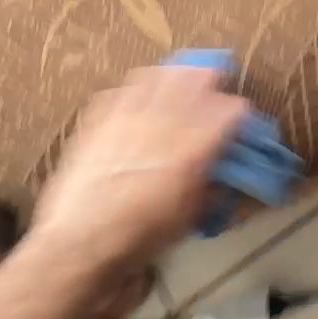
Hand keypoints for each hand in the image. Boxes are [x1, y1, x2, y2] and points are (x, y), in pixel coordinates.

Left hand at [27, 65, 245, 277]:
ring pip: (159, 75)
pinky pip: (120, 90)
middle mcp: (165, 121)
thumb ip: (211, 186)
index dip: (239, 111)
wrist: (79, 243)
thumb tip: (222, 175)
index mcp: (194, 145)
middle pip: (196, 77)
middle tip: (213, 87)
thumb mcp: (189, 216)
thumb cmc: (141, 236)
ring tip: (176, 84)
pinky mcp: (99, 121)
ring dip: (173, 77)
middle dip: (210, 79)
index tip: (238, 119)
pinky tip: (136, 102)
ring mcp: (129, 116)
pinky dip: (133, 91)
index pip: (231, 108)